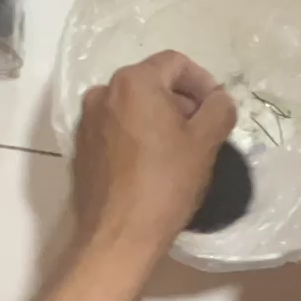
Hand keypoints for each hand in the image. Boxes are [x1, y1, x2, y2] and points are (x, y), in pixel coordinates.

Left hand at [71, 51, 236, 266]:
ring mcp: (86, 122)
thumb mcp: (205, 143)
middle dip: (180, 101)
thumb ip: (219, 109)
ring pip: (132, 107)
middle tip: (201, 132)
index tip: (216, 109)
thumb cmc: (164, 184)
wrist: (118, 236)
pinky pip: (116, 130)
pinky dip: (136, 137)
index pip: (175, 63)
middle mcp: (102, 93)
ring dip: (158, 120)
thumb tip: (218, 99)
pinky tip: (151, 166)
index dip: (202, 81)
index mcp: (133, 82)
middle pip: (151, 83)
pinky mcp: (81, 149)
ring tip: (177, 151)